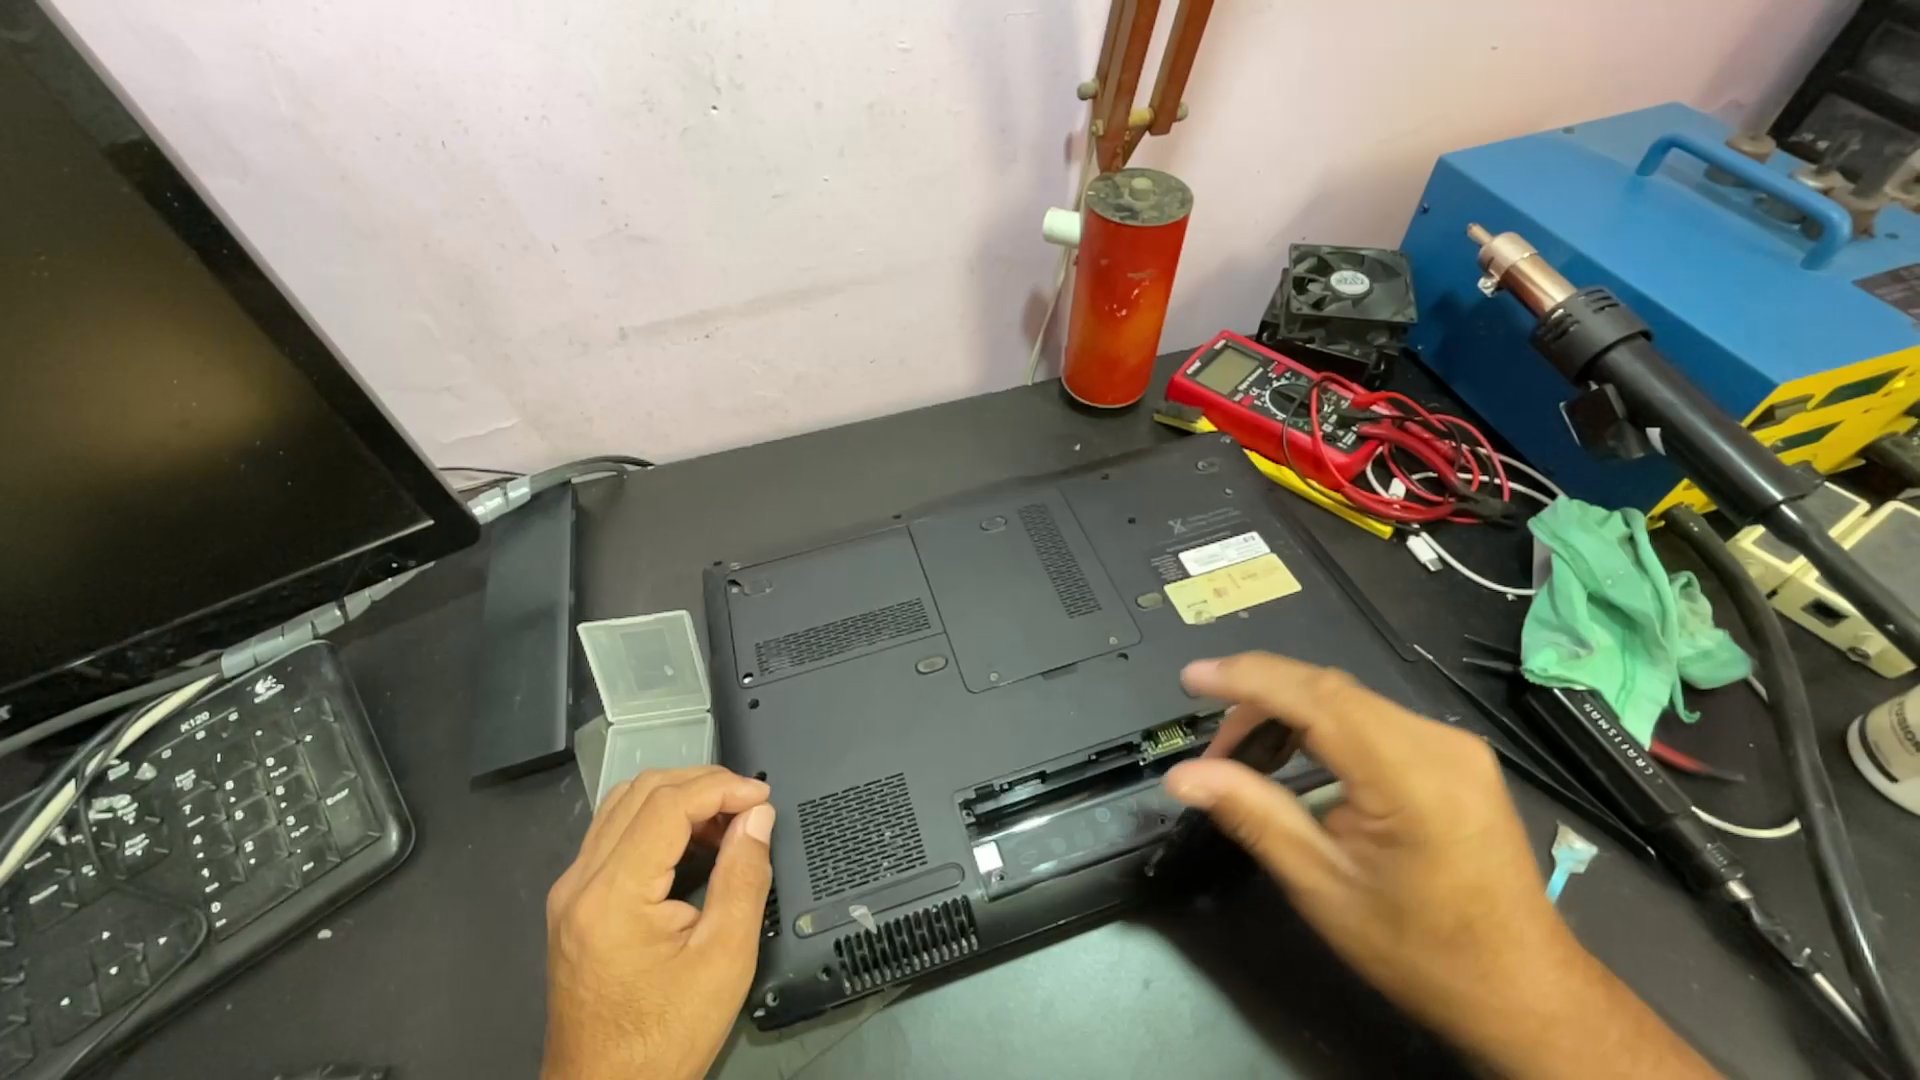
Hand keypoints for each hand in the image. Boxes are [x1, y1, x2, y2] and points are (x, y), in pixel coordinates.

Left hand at [542, 767, 775, 1079]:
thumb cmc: (666, 1035)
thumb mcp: (724, 958)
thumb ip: (743, 877)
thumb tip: (757, 817)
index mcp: (613, 895)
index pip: (667, 804)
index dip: (721, 788)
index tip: (762, 799)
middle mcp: (580, 882)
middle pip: (641, 792)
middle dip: (702, 784)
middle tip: (749, 805)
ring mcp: (571, 891)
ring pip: (623, 804)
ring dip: (678, 797)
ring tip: (726, 819)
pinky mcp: (574, 903)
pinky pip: (614, 833)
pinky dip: (658, 820)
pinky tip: (693, 842)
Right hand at [1166, 653, 1716, 1078]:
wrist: (1523, 990)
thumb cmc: (1420, 949)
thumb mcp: (1321, 885)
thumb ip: (1252, 814)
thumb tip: (1182, 777)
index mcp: (1411, 775)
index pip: (1315, 697)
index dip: (1246, 680)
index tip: (1190, 679)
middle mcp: (1438, 742)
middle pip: (1328, 691)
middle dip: (1259, 705)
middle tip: (1214, 754)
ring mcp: (1452, 745)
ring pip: (1347, 702)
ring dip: (1287, 716)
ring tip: (1245, 762)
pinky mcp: (1453, 756)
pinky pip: (1370, 720)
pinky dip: (1320, 728)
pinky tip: (1294, 761)